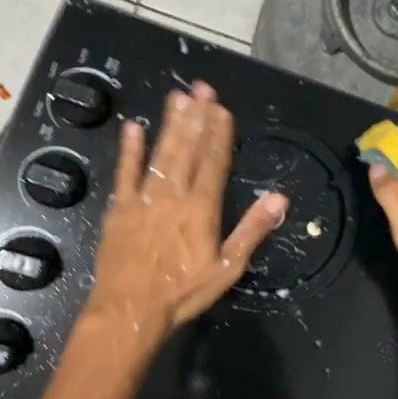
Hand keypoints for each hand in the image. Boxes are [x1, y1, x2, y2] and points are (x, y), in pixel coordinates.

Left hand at [87, 82, 286, 338]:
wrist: (129, 311)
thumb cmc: (182, 294)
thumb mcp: (227, 268)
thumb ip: (252, 230)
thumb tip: (279, 199)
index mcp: (201, 208)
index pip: (214, 161)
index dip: (219, 133)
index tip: (223, 109)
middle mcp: (173, 194)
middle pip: (188, 148)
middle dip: (197, 117)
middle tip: (203, 87)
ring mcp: (143, 198)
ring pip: (160, 153)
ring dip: (170, 124)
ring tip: (178, 96)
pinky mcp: (118, 208)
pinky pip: (125, 172)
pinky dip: (130, 150)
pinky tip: (134, 128)